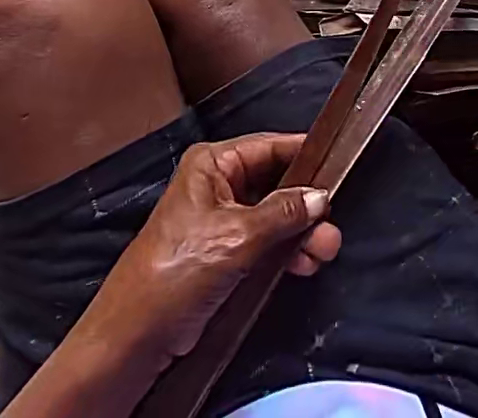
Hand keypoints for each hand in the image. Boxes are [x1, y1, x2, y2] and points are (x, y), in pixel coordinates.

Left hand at [81, 132, 342, 369]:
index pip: (266, 146)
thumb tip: (319, 196)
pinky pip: (265, 240)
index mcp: (212, 163)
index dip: (302, 153)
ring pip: (274, 214)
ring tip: (324, 250)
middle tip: (331, 223)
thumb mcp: (237, 235)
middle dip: (304, 204)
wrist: (140, 330)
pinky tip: (303, 263)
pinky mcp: (225, 250)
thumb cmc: (178, 269)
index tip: (337, 159)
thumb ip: (282, 213)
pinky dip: (286, 250)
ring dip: (299, 231)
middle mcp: (217, 183)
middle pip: (274, 182)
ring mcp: (221, 218)